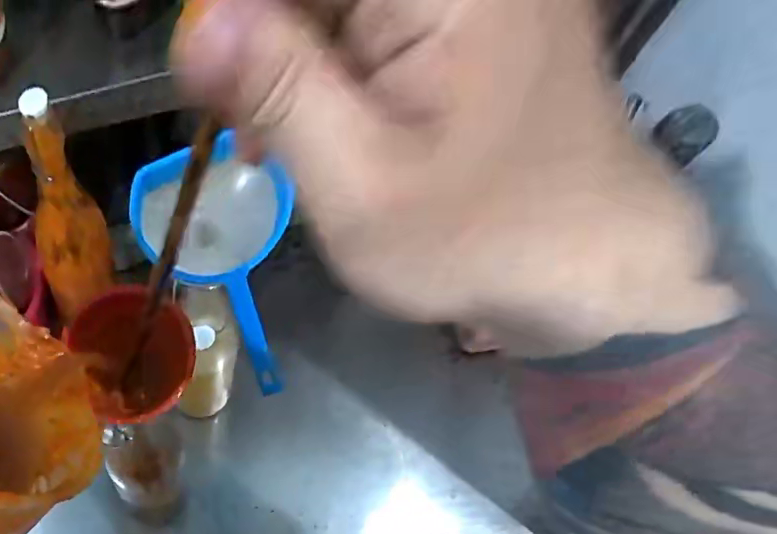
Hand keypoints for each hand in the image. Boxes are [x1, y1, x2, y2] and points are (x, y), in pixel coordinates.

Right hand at [173, 0, 739, 354]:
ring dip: (276, 68)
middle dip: (255, 44)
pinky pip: (359, 31)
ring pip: (330, 10)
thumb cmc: (463, 234)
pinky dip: (311, 77)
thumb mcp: (352, 176)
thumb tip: (200, 23)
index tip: (198, 71)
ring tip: (263, 143)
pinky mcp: (462, 27)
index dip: (237, 12)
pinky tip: (299, 131)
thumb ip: (278, 92)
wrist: (578, 264)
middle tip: (235, 125)